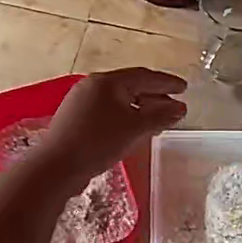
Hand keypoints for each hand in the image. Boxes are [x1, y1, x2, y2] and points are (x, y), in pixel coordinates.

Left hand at [34, 68, 187, 191]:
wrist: (57, 166)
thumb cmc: (99, 142)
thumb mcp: (135, 128)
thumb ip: (160, 116)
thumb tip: (180, 108)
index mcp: (107, 81)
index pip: (144, 76)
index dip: (167, 83)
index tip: (184, 88)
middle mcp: (92, 86)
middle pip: (130, 87)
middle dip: (154, 97)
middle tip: (174, 106)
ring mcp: (80, 102)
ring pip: (118, 101)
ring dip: (140, 109)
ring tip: (157, 120)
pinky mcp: (74, 119)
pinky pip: (106, 112)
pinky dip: (124, 118)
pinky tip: (132, 131)